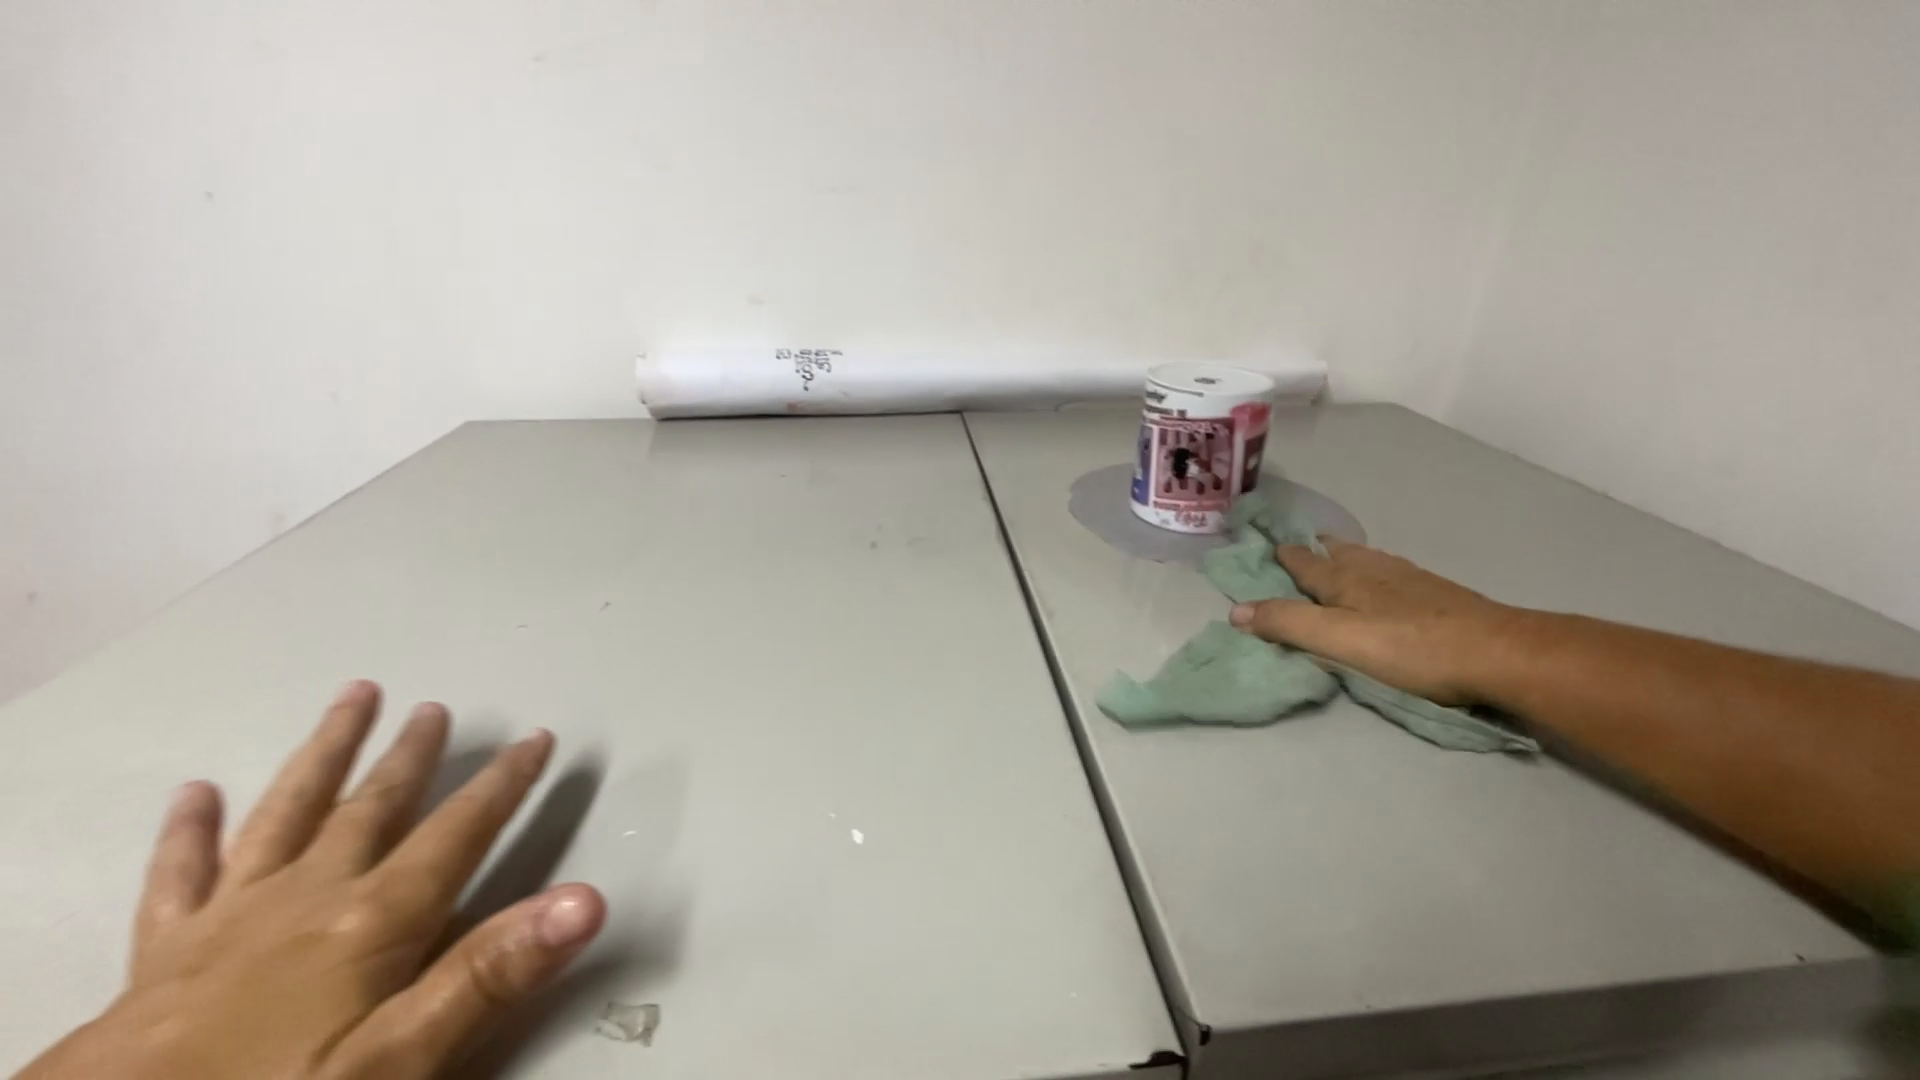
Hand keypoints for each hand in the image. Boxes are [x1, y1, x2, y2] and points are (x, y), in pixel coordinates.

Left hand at [16, 681, 605, 1079]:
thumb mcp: (398, 1064)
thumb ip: (489, 976)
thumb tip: (586, 900)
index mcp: (373, 922)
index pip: (458, 833)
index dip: (505, 784)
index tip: (536, 737)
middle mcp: (308, 899)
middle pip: (372, 809)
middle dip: (412, 756)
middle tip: (435, 708)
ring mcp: (228, 922)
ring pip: (288, 814)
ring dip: (325, 754)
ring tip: (351, 699)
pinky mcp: (159, 959)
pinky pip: (179, 878)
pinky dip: (190, 833)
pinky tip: (195, 793)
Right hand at [1229, 538, 1523, 704]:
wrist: (1498, 652)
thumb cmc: (1410, 649)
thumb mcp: (1338, 641)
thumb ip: (1287, 625)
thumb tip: (1235, 610)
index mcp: (1346, 582)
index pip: (1305, 563)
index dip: (1285, 556)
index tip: (1267, 545)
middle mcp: (1375, 572)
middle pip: (1339, 554)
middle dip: (1317, 549)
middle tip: (1302, 544)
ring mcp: (1411, 580)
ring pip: (1369, 559)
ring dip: (1348, 556)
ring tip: (1338, 555)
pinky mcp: (1440, 594)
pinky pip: (1395, 572)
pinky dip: (1378, 569)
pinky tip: (1389, 579)